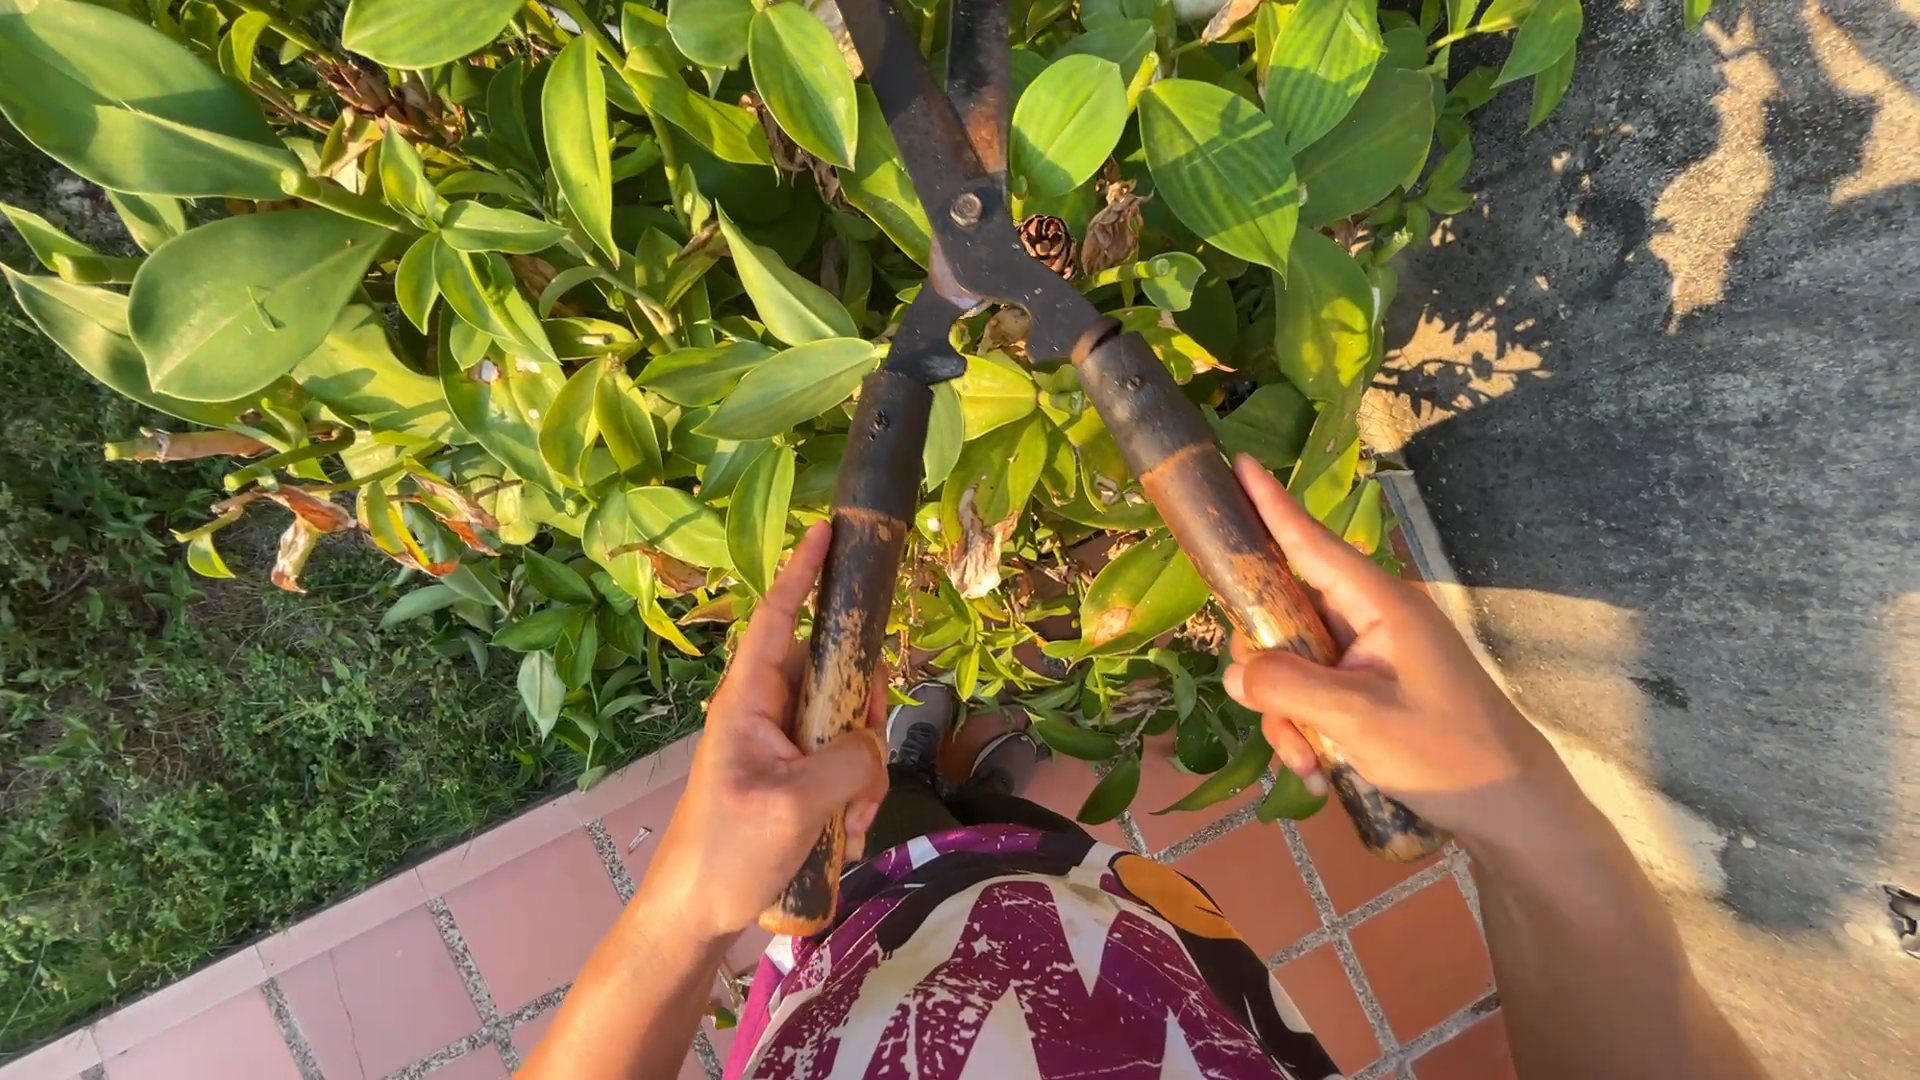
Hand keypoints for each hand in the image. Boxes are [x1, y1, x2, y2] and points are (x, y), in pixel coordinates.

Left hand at [636, 522, 888, 941]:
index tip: (824, 531)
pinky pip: (843, 758)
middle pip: (831, 671)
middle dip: (861, 709)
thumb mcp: (793, 804)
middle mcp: (767, 708)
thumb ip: (847, 760)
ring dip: (863, 763)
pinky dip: (857, 789)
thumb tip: (872, 738)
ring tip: (856, 815)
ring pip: (845, 719)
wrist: (696, 914)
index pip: (775, 618)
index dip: (800, 572)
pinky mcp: (795, 772)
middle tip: (868, 758)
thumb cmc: (727, 851)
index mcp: (749, 698)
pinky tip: (848, 830)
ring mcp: (783, 742)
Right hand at [1222, 456, 1576, 844]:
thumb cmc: (1445, 751)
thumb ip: (1285, 686)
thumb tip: (1236, 673)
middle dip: (1263, 663)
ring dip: (1281, 708)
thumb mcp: (1356, 717)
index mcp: (1377, 603)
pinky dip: (1298, 725)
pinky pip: (1305, 689)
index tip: (1239, 464)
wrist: (1511, 810)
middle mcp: (1366, 618)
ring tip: (1302, 757)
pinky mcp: (1362, 685)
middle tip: (1265, 707)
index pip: (1310, 542)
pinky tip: (1313, 765)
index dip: (1270, 503)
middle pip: (1281, 611)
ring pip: (1286, 658)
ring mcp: (1364, 653)